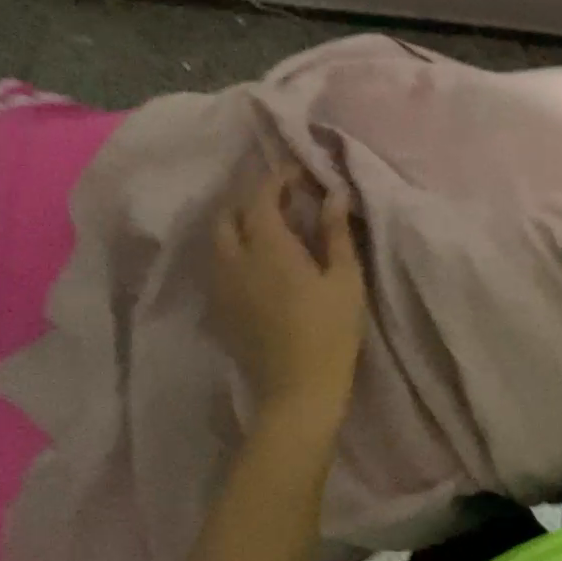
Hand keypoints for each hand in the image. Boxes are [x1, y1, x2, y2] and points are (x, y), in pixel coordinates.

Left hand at [212, 167, 365, 420]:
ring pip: (217, 242)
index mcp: (268, 248)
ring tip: (270, 223)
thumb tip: (334, 192)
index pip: (259, 199)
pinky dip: (233, 249)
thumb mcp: (345, 276)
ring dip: (238, 223)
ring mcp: (222, 288)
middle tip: (282, 195)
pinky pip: (217, 266)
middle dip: (250, 198)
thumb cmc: (331, 328)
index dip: (276, 179)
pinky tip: (257, 257)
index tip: (298, 171)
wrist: (297, 389)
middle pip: (227, 216)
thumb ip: (335, 231)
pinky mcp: (220, 310)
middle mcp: (235, 262)